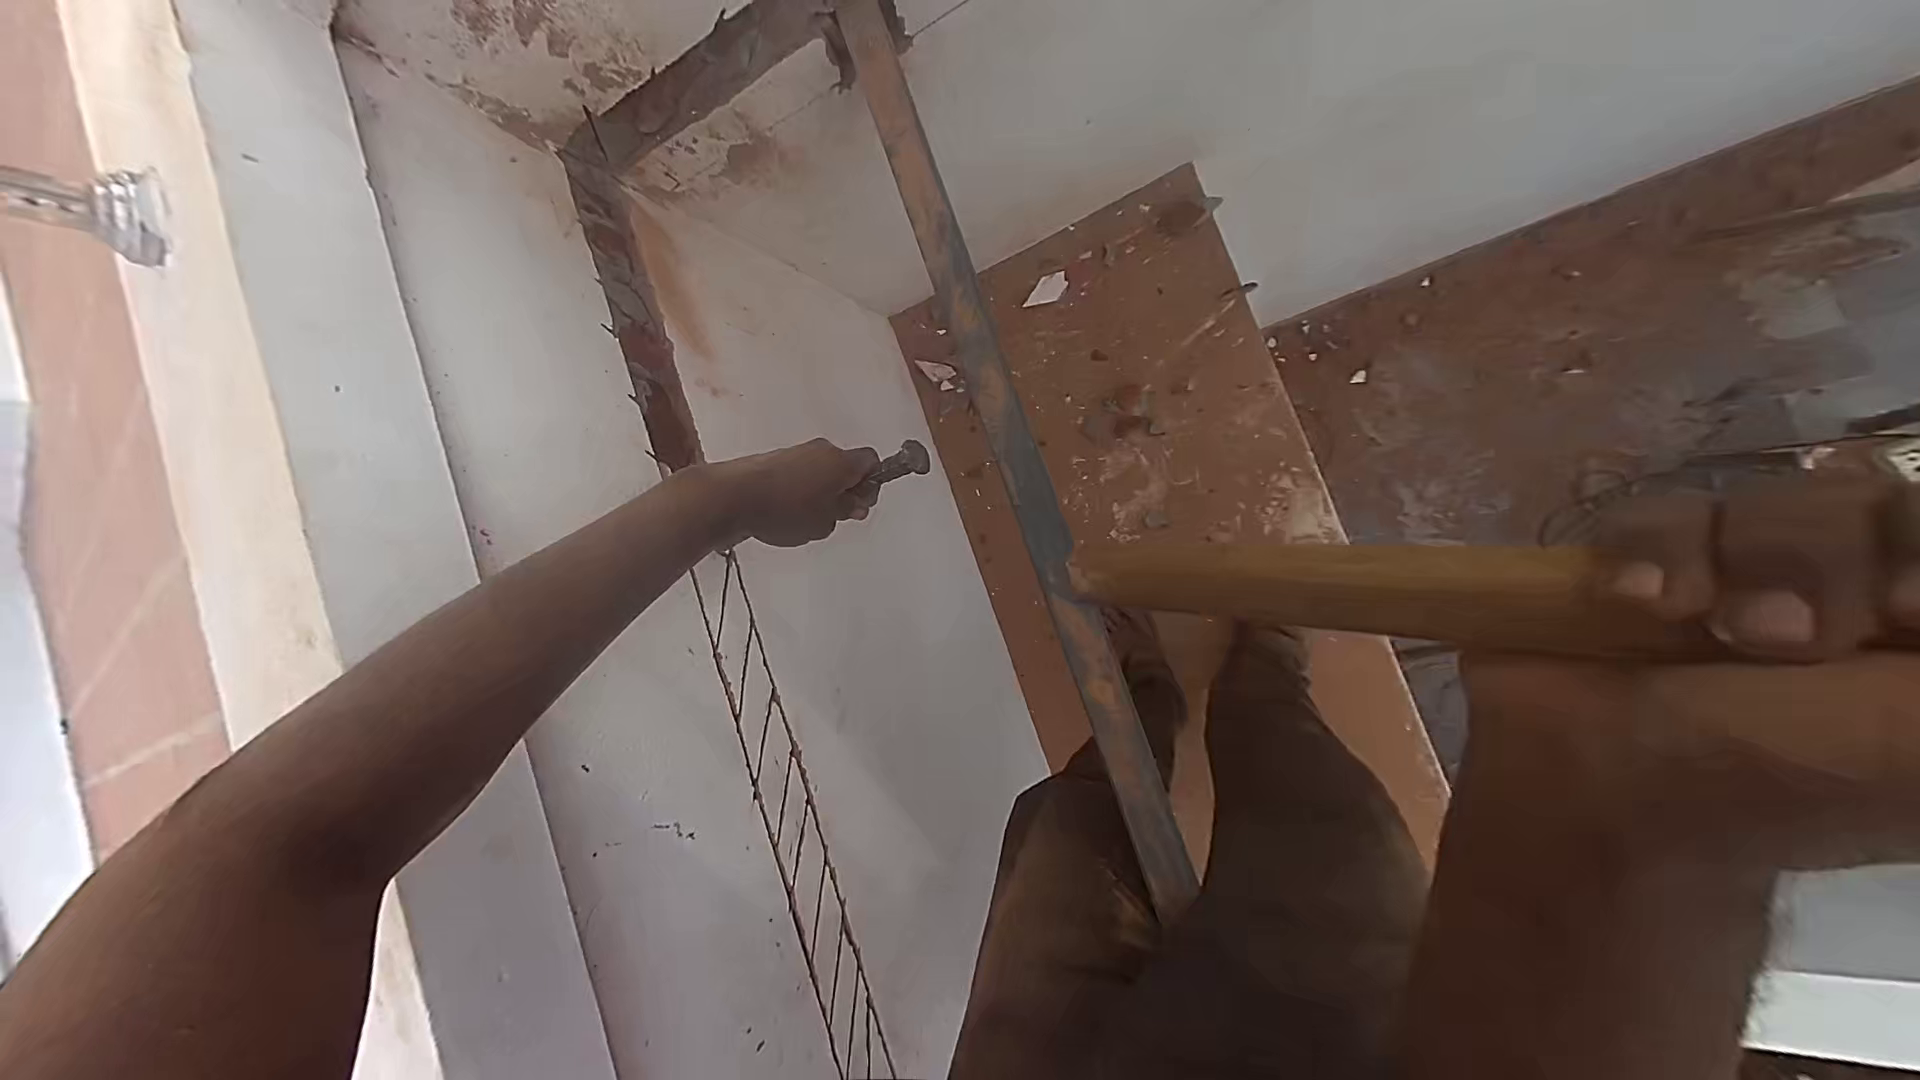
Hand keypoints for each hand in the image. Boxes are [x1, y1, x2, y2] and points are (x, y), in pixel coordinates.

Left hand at [703, 438, 881, 548]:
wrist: (733, 497)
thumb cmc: (784, 509)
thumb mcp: (826, 520)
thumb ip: (846, 510)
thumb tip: (854, 503)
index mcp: (841, 461)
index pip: (872, 462)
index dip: (871, 485)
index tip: (859, 505)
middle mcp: (821, 450)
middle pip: (846, 466)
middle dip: (845, 490)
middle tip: (836, 516)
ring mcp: (795, 453)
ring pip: (821, 471)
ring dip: (821, 492)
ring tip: (806, 520)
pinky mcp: (773, 460)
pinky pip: (798, 474)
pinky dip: (799, 490)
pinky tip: (786, 513)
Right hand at [1462, 477, 1919, 870]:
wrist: (1587, 776)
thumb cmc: (1771, 774)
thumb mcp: (1914, 737)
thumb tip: (1905, 609)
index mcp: (1915, 627)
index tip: (1901, 613)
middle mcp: (1844, 586)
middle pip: (1867, 499)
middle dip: (1819, 562)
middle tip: (1776, 639)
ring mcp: (1728, 569)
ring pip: (1758, 496)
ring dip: (1724, 557)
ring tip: (1679, 616)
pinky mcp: (1632, 562)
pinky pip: (1648, 511)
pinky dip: (1640, 546)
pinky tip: (1627, 597)